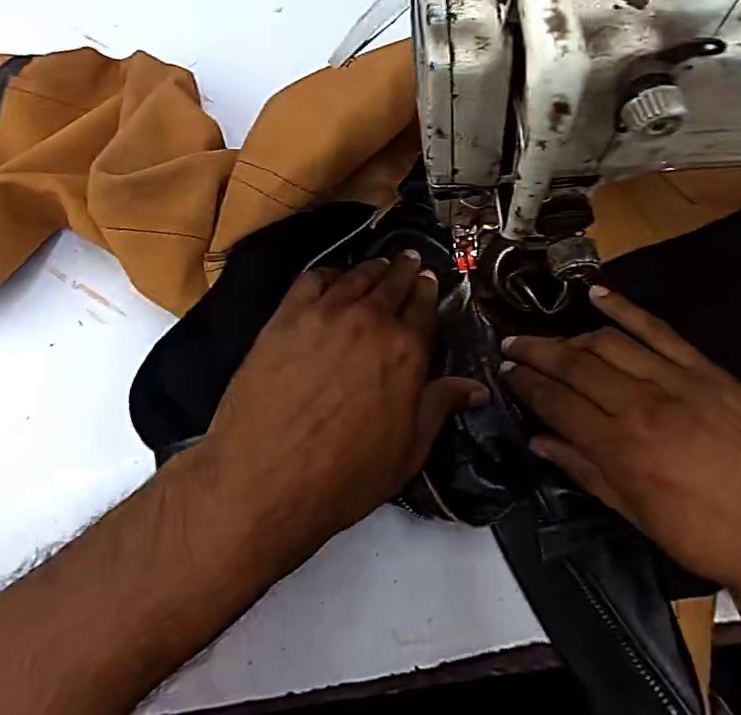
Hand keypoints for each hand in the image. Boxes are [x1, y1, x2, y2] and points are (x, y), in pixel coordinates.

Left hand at [188, 252, 487, 567]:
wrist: (263, 480)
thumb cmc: (345, 476)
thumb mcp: (407, 451)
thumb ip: (440, 407)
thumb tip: (477, 388)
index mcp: (406, 351)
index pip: (424, 306)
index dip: (428, 290)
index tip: (429, 279)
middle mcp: (371, 322)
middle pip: (393, 283)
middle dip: (405, 270)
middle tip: (409, 260)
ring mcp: (327, 314)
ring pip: (357, 276)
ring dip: (372, 267)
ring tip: (378, 264)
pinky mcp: (286, 317)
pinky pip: (312, 280)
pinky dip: (328, 272)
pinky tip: (332, 277)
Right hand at [501, 287, 740, 604]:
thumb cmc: (721, 541)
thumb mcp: (643, 520)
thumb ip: (588, 473)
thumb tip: (543, 444)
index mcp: (624, 450)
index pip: (557, 403)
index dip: (526, 385)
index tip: (507, 373)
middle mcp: (643, 406)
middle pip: (575, 365)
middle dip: (536, 353)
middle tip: (512, 346)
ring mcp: (677, 381)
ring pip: (607, 343)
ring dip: (569, 336)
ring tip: (546, 337)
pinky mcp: (706, 369)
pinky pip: (657, 328)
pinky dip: (625, 308)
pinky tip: (599, 295)